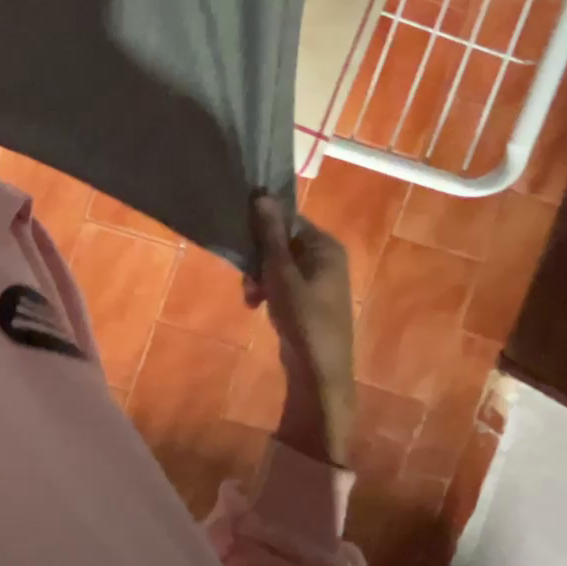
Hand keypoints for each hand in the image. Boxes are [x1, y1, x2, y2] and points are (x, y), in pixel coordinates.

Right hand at [244, 195, 355, 466]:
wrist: (320, 373)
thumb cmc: (303, 317)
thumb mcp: (280, 272)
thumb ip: (270, 233)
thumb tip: (261, 193)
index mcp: (326, 246)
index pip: (287, 218)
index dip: (261, 226)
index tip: (240, 240)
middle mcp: (326, 257)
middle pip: (280, 239)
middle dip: (257, 257)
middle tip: (246, 276)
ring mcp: (319, 279)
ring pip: (276, 261)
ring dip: (258, 275)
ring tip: (250, 296)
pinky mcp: (309, 298)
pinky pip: (281, 280)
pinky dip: (266, 288)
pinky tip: (255, 304)